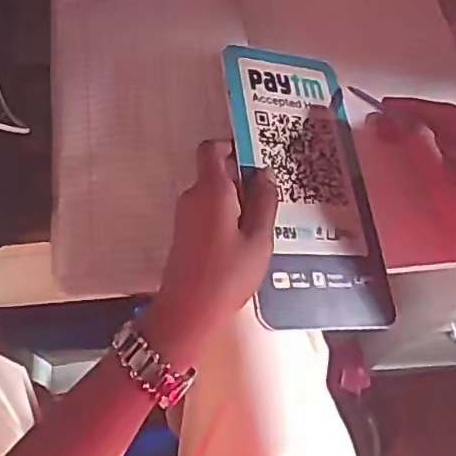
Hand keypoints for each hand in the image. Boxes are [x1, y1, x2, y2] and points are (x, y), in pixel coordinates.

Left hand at [145, 140, 276, 362]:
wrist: (188, 310)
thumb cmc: (227, 274)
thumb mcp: (258, 239)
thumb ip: (264, 202)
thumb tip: (264, 174)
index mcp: (211, 190)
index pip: (211, 149)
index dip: (232, 146)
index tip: (256, 158)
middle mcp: (193, 196)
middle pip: (215, 171)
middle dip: (242, 177)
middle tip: (271, 195)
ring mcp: (185, 214)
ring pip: (213, 193)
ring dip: (236, 199)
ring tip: (264, 221)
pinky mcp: (184, 232)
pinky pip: (207, 211)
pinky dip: (226, 215)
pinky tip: (246, 238)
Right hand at [375, 98, 455, 272]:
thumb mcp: (439, 182)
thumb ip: (419, 145)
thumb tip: (398, 119)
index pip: (450, 114)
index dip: (414, 109)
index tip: (385, 106)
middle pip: (454, 125)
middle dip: (416, 121)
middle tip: (384, 119)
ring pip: (455, 139)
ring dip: (423, 135)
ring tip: (394, 132)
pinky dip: (434, 150)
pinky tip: (414, 152)